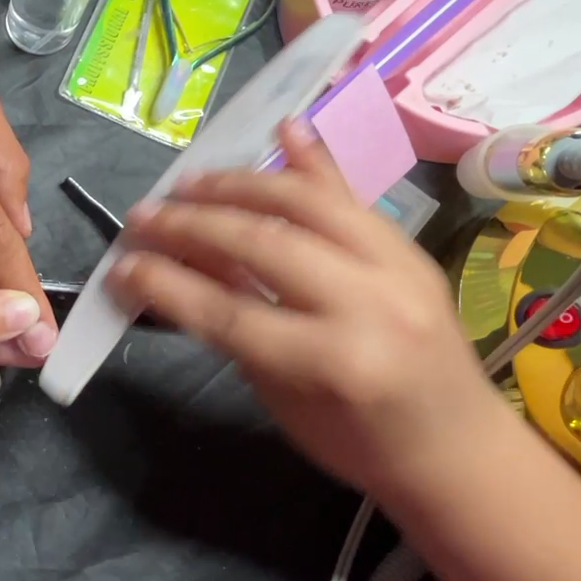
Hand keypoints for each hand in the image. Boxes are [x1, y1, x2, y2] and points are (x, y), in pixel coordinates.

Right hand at [106, 123, 509, 496]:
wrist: (461, 453)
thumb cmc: (357, 445)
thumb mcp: (280, 394)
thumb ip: (233, 321)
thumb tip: (176, 264)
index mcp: (335, 362)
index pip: (228, 310)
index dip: (164, 284)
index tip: (120, 266)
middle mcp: (372, 304)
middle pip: (264, 243)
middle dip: (191, 224)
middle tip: (143, 215)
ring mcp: (400, 269)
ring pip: (307, 204)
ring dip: (239, 186)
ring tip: (190, 183)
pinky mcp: (412, 251)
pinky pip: (353, 197)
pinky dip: (315, 160)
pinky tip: (283, 127)